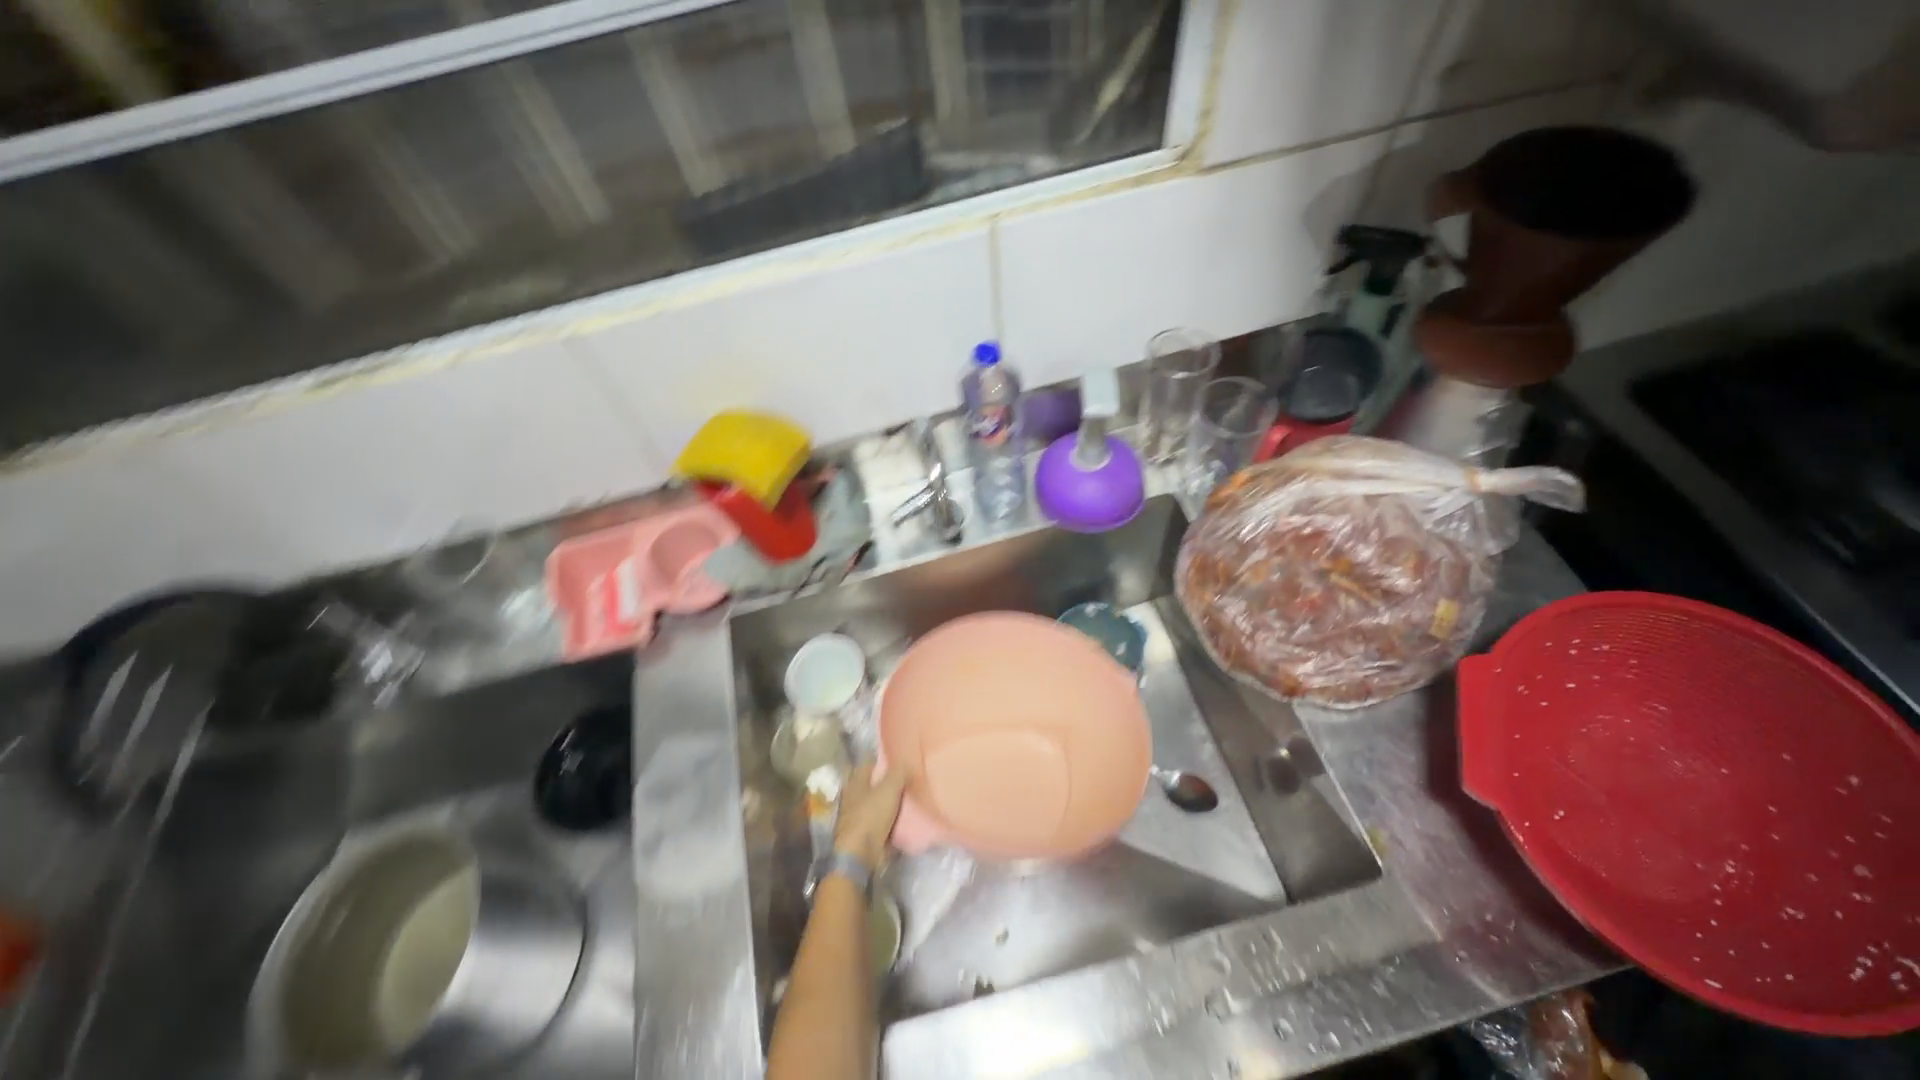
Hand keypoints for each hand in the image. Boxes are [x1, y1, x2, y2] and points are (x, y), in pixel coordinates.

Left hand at [833, 761, 908, 866]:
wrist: (861, 854)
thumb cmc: (872, 816)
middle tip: (909, 779)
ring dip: (889, 802)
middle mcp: (852, 796)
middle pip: (873, 784)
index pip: (869, 764)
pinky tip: (904, 817)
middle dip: (888, 782)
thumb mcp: (889, 789)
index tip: (902, 762)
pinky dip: (890, 818)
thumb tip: (906, 758)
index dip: (884, 762)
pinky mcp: (863, 832)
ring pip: (876, 803)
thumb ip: (898, 773)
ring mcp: (856, 815)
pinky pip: (880, 820)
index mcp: (855, 781)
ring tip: (911, 797)